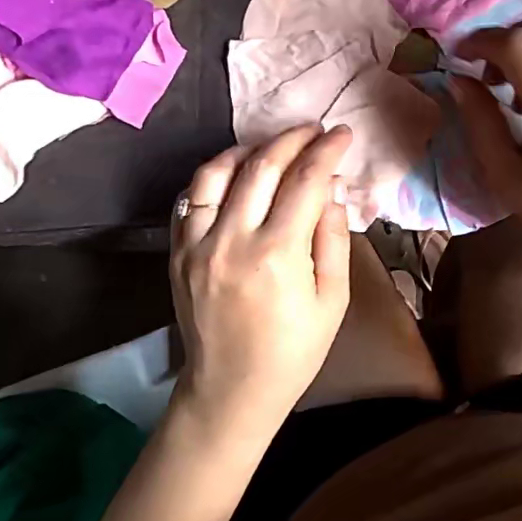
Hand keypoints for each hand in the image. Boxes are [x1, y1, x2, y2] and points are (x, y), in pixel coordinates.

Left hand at [172, 124, 353, 417]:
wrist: (231, 390)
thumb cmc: (294, 350)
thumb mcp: (333, 300)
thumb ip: (333, 239)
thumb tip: (332, 190)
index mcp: (277, 255)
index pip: (306, 181)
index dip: (327, 151)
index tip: (343, 134)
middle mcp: (232, 240)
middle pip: (262, 166)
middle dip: (293, 139)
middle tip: (315, 130)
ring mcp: (197, 245)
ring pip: (217, 172)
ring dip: (250, 149)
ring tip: (274, 145)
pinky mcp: (178, 254)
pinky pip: (191, 198)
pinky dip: (215, 175)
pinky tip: (236, 173)